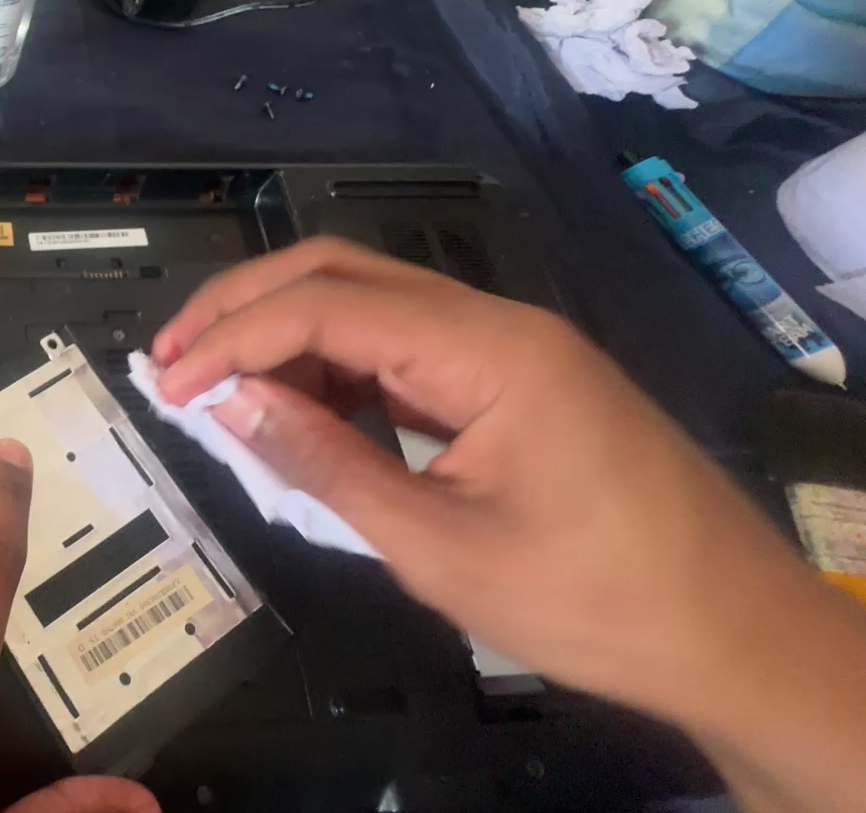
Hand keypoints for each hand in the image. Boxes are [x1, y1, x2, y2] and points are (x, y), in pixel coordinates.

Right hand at [150, 238, 865, 812]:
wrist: (743, 644)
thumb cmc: (598, 605)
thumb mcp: (437, 547)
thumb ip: (321, 462)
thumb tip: (226, 402)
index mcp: (488, 351)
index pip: (324, 307)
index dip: (231, 339)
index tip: (169, 385)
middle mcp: (487, 321)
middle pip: (332, 269)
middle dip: (237, 305)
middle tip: (170, 355)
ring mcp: (491, 342)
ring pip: (352, 296)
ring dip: (270, 330)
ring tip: (209, 381)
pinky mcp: (489, 372)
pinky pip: (381, 342)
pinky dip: (316, 365)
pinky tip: (283, 405)